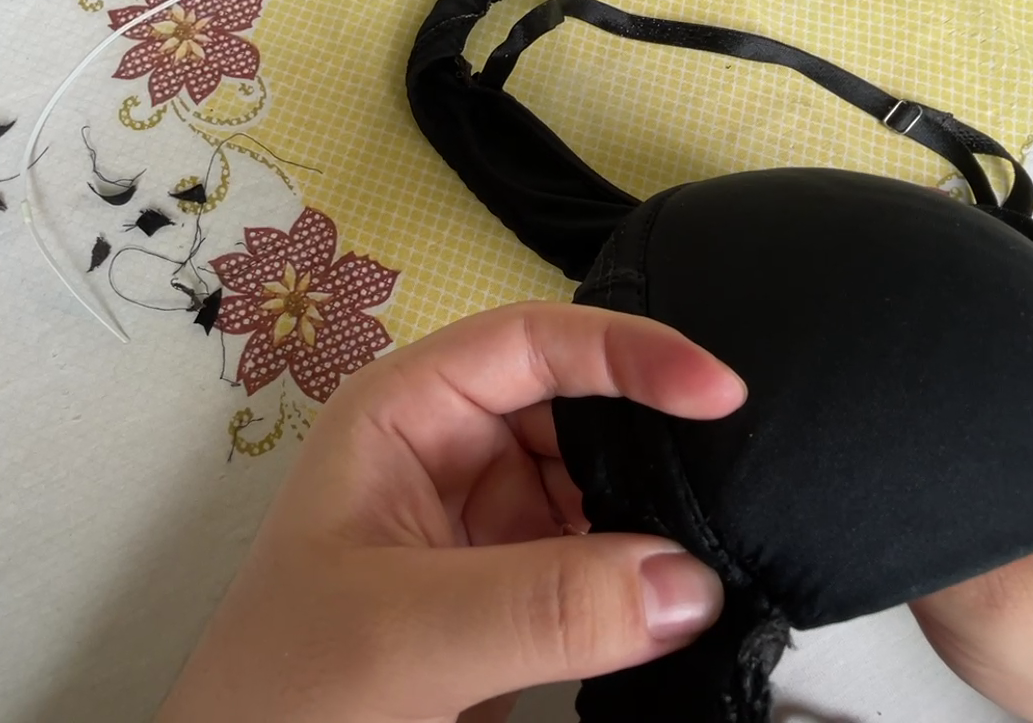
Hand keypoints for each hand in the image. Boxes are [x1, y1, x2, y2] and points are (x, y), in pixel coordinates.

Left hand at [154, 303, 747, 722]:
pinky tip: (689, 585)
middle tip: (743, 471)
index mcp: (406, 408)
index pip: (527, 343)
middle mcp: (452, 440)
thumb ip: (544, 605)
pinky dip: (646, 564)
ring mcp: (487, 507)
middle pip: (574, 402)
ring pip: (596, 474)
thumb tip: (692, 580)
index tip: (720, 389)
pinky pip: (599, 545)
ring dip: (656, 504)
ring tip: (732, 531)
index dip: (624, 351)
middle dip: (652, 432)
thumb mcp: (402, 634)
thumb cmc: (289, 688)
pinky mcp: (516, 572)